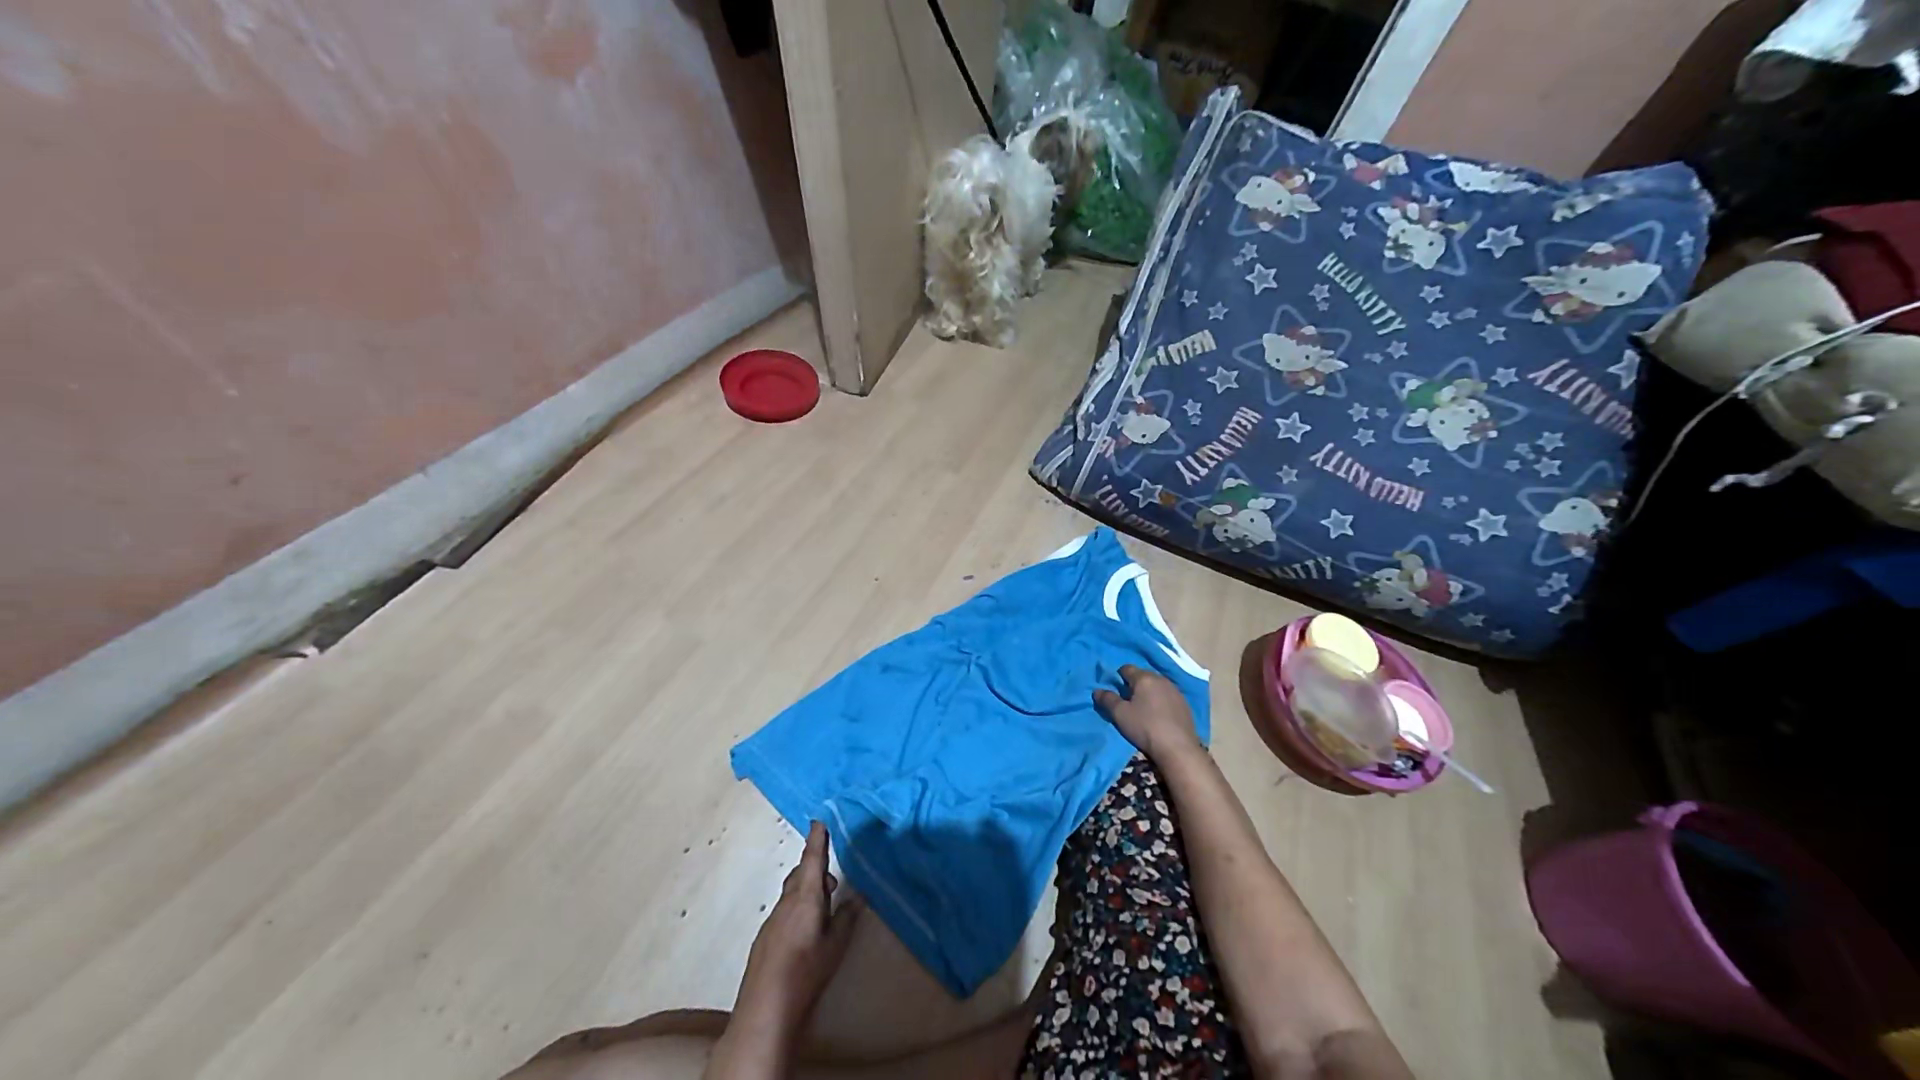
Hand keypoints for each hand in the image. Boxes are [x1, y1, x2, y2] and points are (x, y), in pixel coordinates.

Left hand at [728, 822, 863, 1052]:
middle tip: (832, 877)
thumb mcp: (836, 945)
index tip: (819, 820)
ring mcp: (772, 920)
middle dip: (815, 867)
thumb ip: (847, 917)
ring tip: (825, 905)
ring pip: (792, 892)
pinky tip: (806, 929)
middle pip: (800, 874)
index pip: (812, 860)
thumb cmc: (806, 971)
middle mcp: (786, 902)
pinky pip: (785, 909)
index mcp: (805, 897)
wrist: (766, 1006)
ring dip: (807, 889)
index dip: (817, 839)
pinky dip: (798, 906)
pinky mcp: (766, 937)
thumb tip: (857, 896)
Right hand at [1093, 664, 1202, 760]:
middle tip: (1127, 701)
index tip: (1115, 690)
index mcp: (1144, 678)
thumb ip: (1107, 699)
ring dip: (1148, 693)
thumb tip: (1097, 690)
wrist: (1177, 747)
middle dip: (1134, 685)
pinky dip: (1161, 701)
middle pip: (1143, 676)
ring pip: (1156, 686)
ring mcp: (1176, 691)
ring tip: (1143, 709)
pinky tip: (1159, 715)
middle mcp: (1161, 679)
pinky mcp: (1185, 704)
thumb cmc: (1145, 727)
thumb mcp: (1120, 714)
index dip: (1118, 677)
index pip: (1126, 668)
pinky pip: (1168, 696)